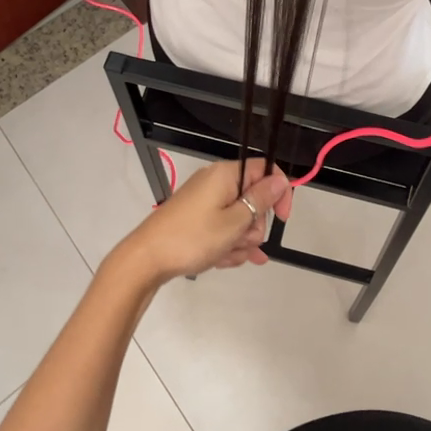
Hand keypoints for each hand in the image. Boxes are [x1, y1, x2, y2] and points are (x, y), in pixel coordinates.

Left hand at [110, 160, 293, 283]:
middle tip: (240, 240)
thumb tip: (281, 179)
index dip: (279, 192)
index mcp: (226, 174)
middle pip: (253, 199)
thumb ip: (260, 200)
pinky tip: (224, 260)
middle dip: (253, 226)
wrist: (147, 258)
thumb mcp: (233, 222)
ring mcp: (206, 201)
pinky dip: (226, 244)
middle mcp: (216, 182)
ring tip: (225, 255)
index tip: (282, 218)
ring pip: (239, 219)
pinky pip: (223, 228)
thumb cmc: (193, 237)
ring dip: (239, 241)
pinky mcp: (198, 218)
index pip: (265, 170)